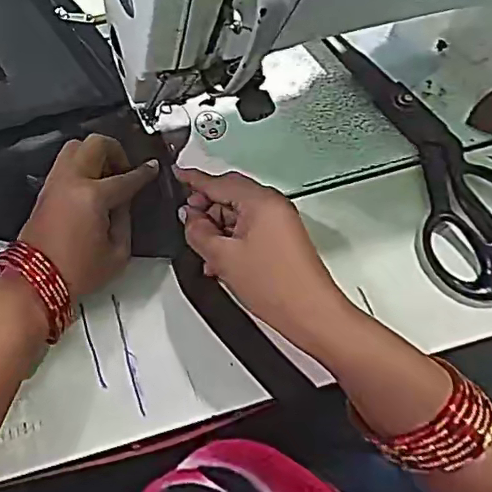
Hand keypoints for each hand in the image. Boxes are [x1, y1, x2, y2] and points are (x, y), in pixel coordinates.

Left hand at [18, 135, 159, 296]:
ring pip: (76, 146)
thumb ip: (126, 218)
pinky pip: (65, 163)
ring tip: (107, 173)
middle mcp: (70, 182)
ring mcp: (54, 183)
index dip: (143, 173)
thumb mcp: (117, 252)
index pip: (125, 177)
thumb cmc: (73, 271)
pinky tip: (91, 183)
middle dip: (116, 151)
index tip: (150, 168)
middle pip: (96, 144)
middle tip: (124, 167)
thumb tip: (125, 202)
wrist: (37, 279)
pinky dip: (80, 164)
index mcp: (92, 196)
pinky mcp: (45, 189)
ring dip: (95, 154)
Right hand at [174, 167, 352, 336]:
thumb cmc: (280, 288)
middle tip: (187, 218)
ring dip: (218, 226)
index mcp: (261, 202)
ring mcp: (281, 221)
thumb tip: (190, 219)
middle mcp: (274, 206)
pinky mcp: (282, 238)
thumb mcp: (222, 256)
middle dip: (205, 206)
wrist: (312, 315)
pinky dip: (231, 237)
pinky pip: (249, 227)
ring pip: (238, 212)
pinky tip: (220, 257)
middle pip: (229, 193)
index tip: (179, 175)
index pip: (218, 181)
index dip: (193, 179)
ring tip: (204, 247)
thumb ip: (197, 231)